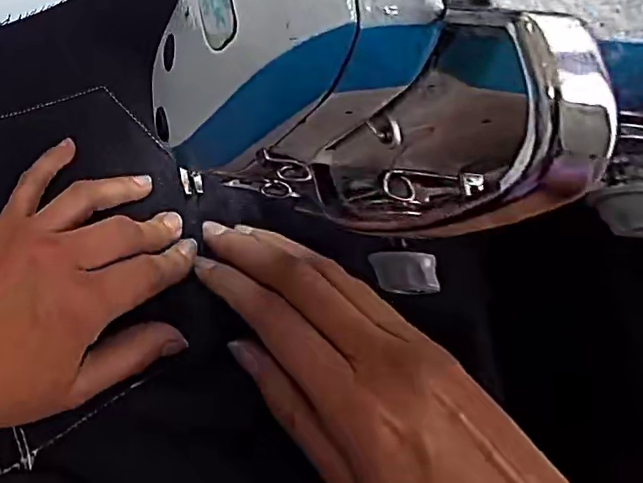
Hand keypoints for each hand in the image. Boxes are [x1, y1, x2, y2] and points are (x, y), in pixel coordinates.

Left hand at [0, 138, 196, 445]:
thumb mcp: (73, 387)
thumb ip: (129, 357)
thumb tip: (172, 337)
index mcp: (83, 304)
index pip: (146, 272)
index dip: (173, 261)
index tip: (186, 253)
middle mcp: (61, 260)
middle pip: (124, 231)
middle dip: (156, 227)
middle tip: (173, 223)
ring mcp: (31, 235)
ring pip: (88, 197)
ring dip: (121, 187)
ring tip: (142, 185)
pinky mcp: (4, 225)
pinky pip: (31, 182)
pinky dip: (50, 160)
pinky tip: (67, 147)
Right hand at [194, 223, 565, 482]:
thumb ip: (293, 412)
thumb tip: (245, 353)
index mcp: (360, 405)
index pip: (279, 319)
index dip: (235, 285)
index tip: (207, 267)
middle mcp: (387, 359)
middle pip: (305, 279)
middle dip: (253, 248)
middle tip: (217, 230)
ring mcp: (415, 344)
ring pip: (335, 273)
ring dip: (285, 246)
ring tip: (247, 233)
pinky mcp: (434, 342)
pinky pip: (365, 289)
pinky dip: (322, 266)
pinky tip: (300, 259)